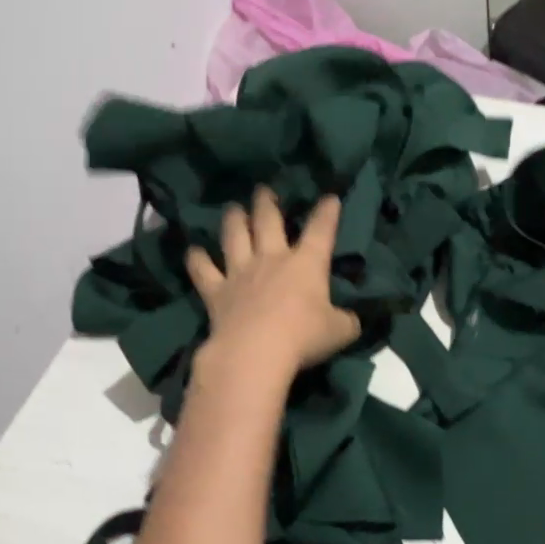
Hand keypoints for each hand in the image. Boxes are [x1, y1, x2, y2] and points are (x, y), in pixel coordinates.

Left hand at [186, 187, 360, 382]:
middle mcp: (272, 259)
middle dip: (268, 203)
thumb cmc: (304, 337)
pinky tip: (193, 251)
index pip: (321, 230)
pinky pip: (202, 270)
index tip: (330, 197)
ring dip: (234, 219)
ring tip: (233, 208)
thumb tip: (351, 320)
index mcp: (307, 263)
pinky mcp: (216, 292)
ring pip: (234, 236)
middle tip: (264, 190)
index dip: (327, 212)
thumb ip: (347, 321)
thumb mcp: (341, 331)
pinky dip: (197, 259)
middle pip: (268, 221)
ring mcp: (240, 272)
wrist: (256, 352)